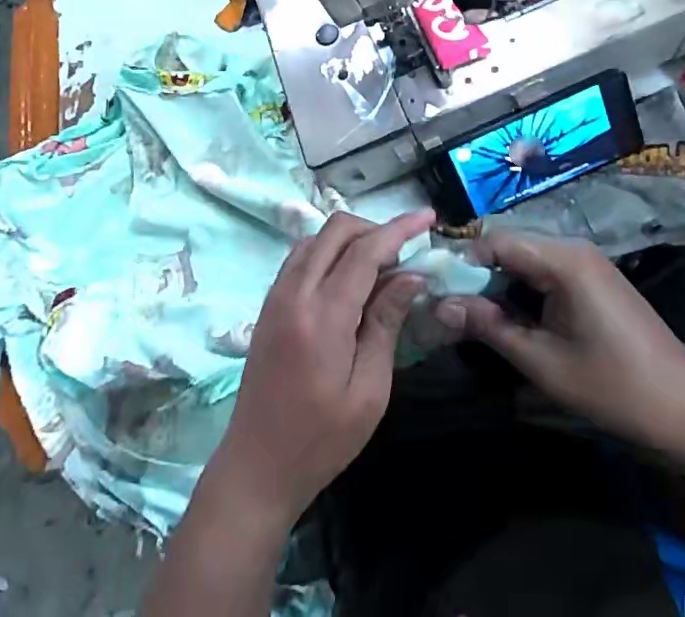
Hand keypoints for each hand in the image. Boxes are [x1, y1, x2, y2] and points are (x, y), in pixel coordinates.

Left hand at [210, 210, 434, 522]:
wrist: (255, 467)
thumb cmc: (322, 440)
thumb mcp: (369, 389)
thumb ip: (386, 323)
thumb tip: (411, 275)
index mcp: (322, 316)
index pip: (365, 251)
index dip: (399, 228)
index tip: (429, 216)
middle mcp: (293, 294)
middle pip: (335, 231)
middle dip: (375, 228)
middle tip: (406, 252)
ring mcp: (275, 298)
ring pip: (315, 239)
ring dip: (351, 238)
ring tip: (382, 265)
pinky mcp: (268, 307)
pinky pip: (301, 258)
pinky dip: (329, 252)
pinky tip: (350, 278)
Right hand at [435, 233, 684, 448]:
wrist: (680, 403)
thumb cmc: (611, 384)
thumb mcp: (541, 360)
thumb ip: (489, 326)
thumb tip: (439, 305)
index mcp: (563, 260)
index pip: (497, 240)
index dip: (462, 261)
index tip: (435, 290)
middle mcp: (574, 248)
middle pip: (510, 245)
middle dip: (476, 272)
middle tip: (447, 306)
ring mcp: (586, 262)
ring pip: (525, 258)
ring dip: (497, 281)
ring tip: (469, 314)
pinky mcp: (592, 278)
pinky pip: (544, 270)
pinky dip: (520, 288)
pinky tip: (506, 315)